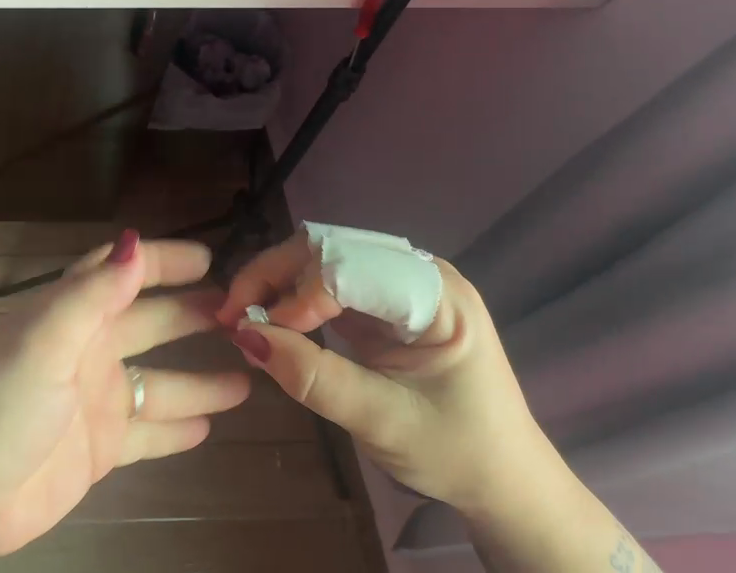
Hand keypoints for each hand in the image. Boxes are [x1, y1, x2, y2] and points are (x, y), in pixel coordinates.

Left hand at [0, 232, 251, 572]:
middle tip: (241, 315)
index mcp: (64, 317)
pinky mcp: (95, 449)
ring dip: (197, 378)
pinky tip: (210, 427)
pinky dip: (176, 427)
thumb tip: (134, 241)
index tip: (208, 258)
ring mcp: (89, 402)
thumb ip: (90, 295)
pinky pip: (146, 433)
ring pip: (156, 382)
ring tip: (247, 375)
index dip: (158, 262)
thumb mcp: (41, 344)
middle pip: (144, 324)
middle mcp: (80, 352)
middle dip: (190, 316)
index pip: (115, 274)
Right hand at [217, 232, 563, 518]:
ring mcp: (398, 285)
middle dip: (273, 276)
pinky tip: (267, 322)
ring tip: (243, 320)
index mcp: (438, 295)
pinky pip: (323, 283)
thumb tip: (243, 335)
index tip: (254, 331)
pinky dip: (288, 299)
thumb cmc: (457, 454)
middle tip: (232, 316)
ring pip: (318, 259)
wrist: (503, 486)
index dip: (297, 292)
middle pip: (328, 249)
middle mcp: (417, 273)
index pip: (350, 267)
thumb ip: (314, 376)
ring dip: (275, 284)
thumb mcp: (382, 421)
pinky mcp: (380, 302)